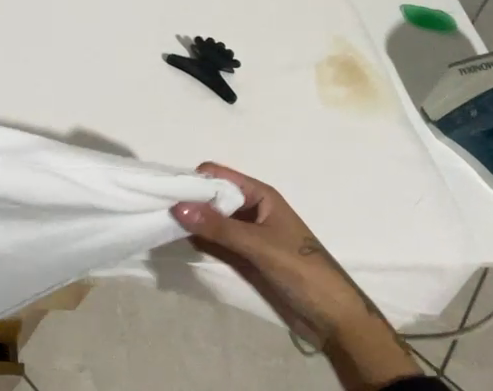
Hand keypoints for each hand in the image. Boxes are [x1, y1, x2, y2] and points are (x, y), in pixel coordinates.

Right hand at [172, 164, 419, 390]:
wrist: (333, 317)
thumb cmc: (301, 270)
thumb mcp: (258, 245)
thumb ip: (218, 226)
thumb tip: (176, 206)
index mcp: (259, 195)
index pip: (217, 175)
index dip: (192, 180)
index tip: (166, 193)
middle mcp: (250, 208)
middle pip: (211, 195)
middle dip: (188, 201)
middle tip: (159, 211)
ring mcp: (247, 232)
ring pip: (210, 218)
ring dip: (191, 222)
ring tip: (164, 226)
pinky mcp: (244, 255)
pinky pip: (215, 240)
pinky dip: (199, 239)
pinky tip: (181, 242)